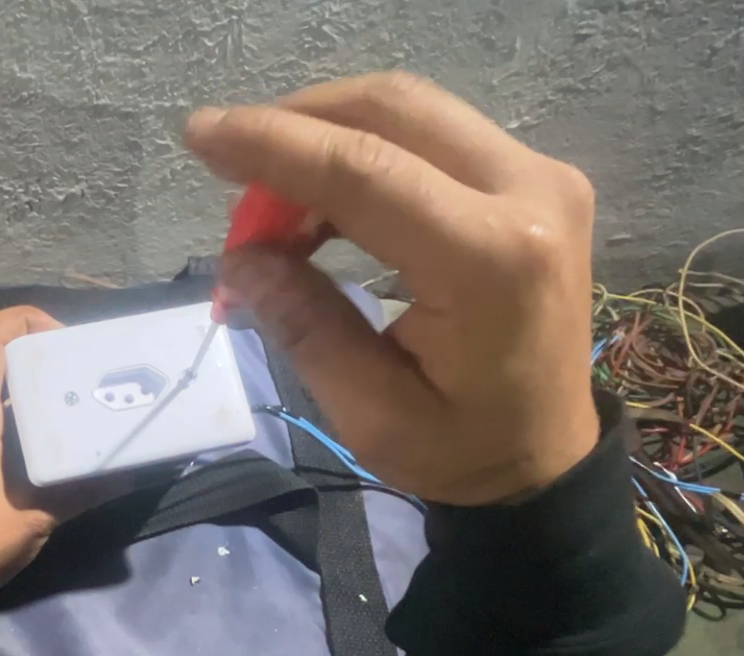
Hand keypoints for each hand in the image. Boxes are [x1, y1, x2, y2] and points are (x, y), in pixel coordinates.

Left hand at [0, 306, 64, 592]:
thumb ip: (80, 493)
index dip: (23, 319)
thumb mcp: (33, 521)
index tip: (62, 340)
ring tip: (66, 408)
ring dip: (22, 388)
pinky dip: (5, 412)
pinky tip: (36, 442)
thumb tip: (128, 475)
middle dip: (36, 357)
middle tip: (78, 376)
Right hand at [184, 72, 599, 505]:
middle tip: (230, 182)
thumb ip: (305, 326)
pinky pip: (429, 137)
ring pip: (409, 112)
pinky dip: (358, 156)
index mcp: (488, 262)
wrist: (543, 456)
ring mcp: (539, 176)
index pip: (364, 172)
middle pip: (391, 111)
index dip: (273, 147)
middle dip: (294, 131)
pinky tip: (318, 207)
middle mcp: (528, 192)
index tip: (200, 136)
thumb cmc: (457, 450)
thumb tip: (240, 258)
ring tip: (268, 211)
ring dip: (322, 141)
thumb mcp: (367, 412)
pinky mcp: (530, 179)